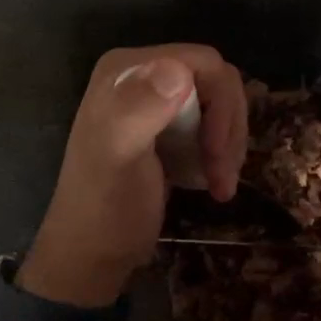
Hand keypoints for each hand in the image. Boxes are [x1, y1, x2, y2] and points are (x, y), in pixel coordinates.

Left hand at [20, 44, 247, 306]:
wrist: (92, 258)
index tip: (218, 150)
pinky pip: (214, 123)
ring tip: (220, 184)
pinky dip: (222, 153)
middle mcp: (142, 74)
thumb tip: (177, 69)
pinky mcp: (168, 127)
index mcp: (126, 69)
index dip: (222, 103)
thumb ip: (139, 109)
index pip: (202, 62)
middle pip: (217, 82)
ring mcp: (156, 101)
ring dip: (228, 145)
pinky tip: (215, 183)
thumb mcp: (119, 157)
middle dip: (227, 128)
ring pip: (221, 104)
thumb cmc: (105, 209)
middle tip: (223, 173)